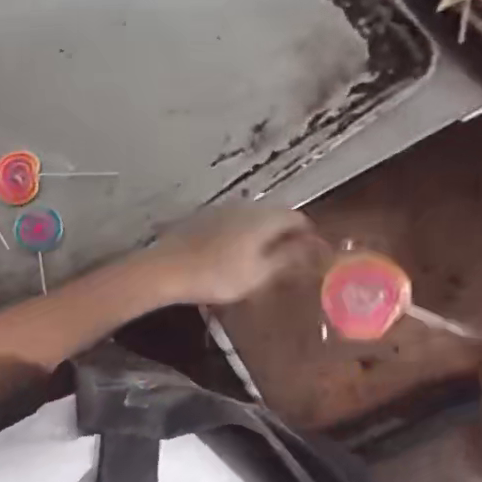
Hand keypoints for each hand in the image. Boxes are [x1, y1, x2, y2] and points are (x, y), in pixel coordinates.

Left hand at [140, 207, 328, 306]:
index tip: (313, 256)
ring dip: (263, 235)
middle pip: (275, 215)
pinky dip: (242, 235)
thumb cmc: (217, 275)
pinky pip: (233, 223)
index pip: (297, 218)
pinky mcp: (202, 218)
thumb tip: (315, 248)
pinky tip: (235, 254)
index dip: (309, 236)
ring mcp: (220, 209)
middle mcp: (244, 206)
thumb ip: (289, 258)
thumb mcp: (259, 273)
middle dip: (286, 235)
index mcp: (262, 217)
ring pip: (252, 218)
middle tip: (290, 261)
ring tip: (264, 261)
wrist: (166, 269)